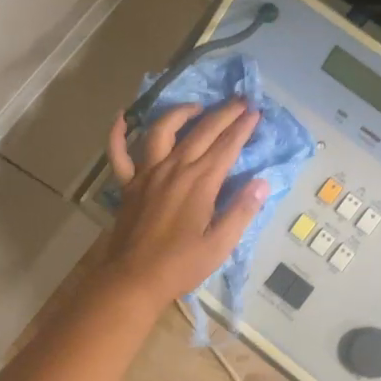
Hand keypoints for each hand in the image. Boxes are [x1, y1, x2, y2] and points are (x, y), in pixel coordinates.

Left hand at [98, 100, 266, 303]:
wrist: (132, 280)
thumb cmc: (180, 266)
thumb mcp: (219, 245)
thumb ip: (241, 211)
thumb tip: (262, 183)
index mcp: (200, 183)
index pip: (227, 146)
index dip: (242, 127)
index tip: (255, 112)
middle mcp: (174, 169)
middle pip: (201, 132)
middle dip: (223, 114)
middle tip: (239, 100)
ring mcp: (147, 174)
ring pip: (162, 131)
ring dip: (180, 113)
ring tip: (196, 106)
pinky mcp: (128, 185)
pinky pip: (118, 154)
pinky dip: (118, 134)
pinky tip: (122, 118)